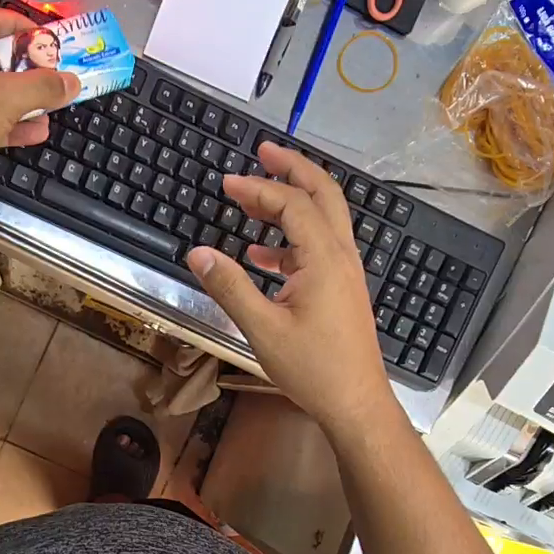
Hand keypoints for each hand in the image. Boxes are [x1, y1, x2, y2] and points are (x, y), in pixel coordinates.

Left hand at [0, 8, 79, 201]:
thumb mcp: (7, 99)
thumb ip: (43, 88)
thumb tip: (70, 82)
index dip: (27, 29)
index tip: (50, 43)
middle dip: (26, 74)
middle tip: (51, 82)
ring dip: (19, 102)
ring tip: (47, 112)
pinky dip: (2, 121)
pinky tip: (30, 132)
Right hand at [185, 142, 397, 428]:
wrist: (355, 401)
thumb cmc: (312, 368)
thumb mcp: (262, 329)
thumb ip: (230, 287)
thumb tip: (197, 253)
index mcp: (324, 258)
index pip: (292, 204)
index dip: (259, 189)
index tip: (227, 184)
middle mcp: (341, 255)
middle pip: (322, 194)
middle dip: (292, 169)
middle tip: (262, 152)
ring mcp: (345, 272)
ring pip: (324, 219)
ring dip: (292, 202)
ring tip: (254, 201)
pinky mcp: (342, 289)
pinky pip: (319, 248)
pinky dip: (291, 240)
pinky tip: (261, 255)